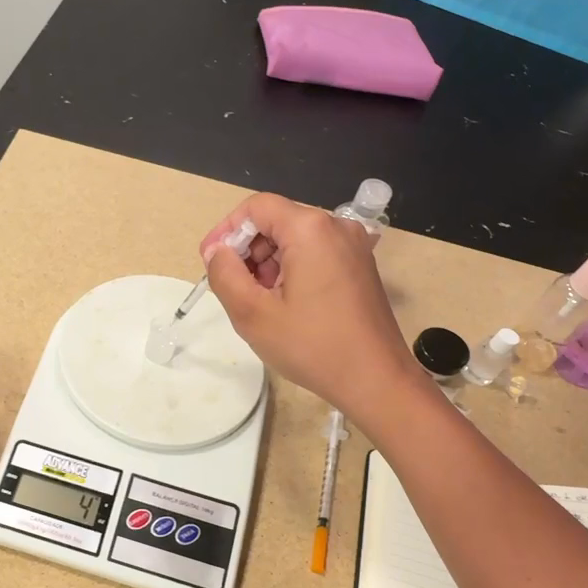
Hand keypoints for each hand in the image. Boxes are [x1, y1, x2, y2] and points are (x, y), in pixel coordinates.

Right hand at [200, 194, 419, 417]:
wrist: (375, 379)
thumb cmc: (312, 346)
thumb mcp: (253, 313)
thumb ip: (225, 274)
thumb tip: (217, 252)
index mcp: (310, 229)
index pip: (256, 207)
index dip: (226, 230)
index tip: (212, 262)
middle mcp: (336, 227)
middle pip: (277, 221)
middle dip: (248, 250)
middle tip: (236, 290)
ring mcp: (354, 246)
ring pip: (296, 239)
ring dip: (269, 264)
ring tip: (260, 303)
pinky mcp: (361, 266)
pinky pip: (316, 254)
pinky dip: (292, 271)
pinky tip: (286, 305)